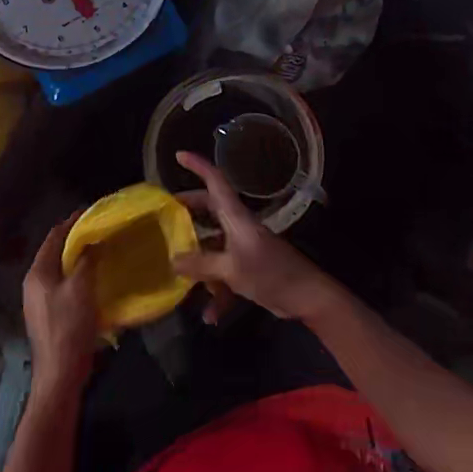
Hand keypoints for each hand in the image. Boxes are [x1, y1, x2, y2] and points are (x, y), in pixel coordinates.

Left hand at [23, 210, 97, 394]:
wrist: (59, 375)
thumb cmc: (69, 327)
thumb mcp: (81, 288)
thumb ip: (86, 260)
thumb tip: (93, 240)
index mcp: (38, 273)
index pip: (54, 236)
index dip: (72, 222)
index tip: (92, 213)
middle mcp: (33, 283)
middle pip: (55, 252)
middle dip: (76, 239)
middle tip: (100, 231)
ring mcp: (38, 300)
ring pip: (59, 269)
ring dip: (77, 258)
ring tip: (100, 251)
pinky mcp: (48, 315)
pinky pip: (62, 285)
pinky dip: (77, 276)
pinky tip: (94, 279)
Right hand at [172, 152, 338, 322]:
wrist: (306, 296)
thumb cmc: (270, 273)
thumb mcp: (231, 270)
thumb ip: (202, 265)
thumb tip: (173, 260)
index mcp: (236, 217)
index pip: (215, 181)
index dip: (198, 166)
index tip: (179, 155)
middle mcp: (238, 226)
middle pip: (209, 209)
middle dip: (188, 211)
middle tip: (166, 214)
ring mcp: (243, 246)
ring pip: (214, 244)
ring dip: (199, 259)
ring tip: (178, 270)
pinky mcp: (248, 267)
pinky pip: (225, 273)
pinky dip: (217, 292)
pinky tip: (210, 316)